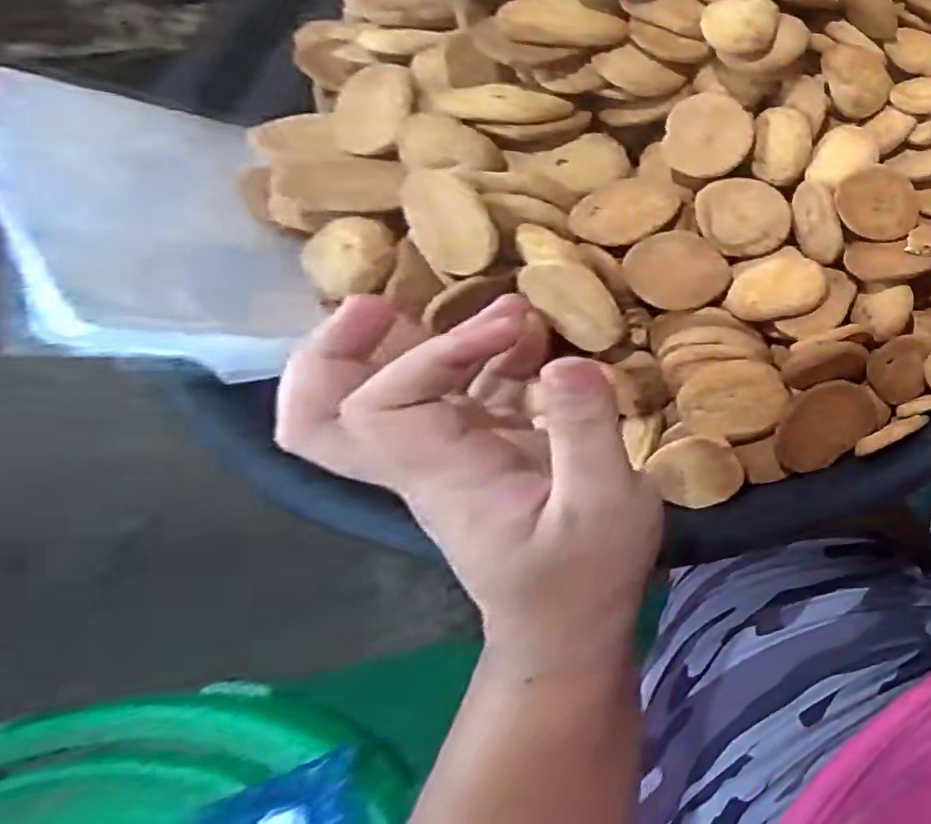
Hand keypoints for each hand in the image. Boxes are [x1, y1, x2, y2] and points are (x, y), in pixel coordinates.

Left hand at [276, 294, 662, 674]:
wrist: (573, 626)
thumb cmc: (585, 573)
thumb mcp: (602, 504)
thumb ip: (585, 431)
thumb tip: (568, 359)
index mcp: (442, 476)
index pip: (379, 405)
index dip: (433, 352)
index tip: (510, 326)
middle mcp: (431, 463)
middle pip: (327, 417)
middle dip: (337, 354)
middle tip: (385, 305)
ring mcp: (459, 460)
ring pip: (399, 398)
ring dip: (434, 344)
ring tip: (508, 310)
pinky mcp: (494, 458)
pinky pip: (468, 399)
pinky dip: (489, 362)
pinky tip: (536, 342)